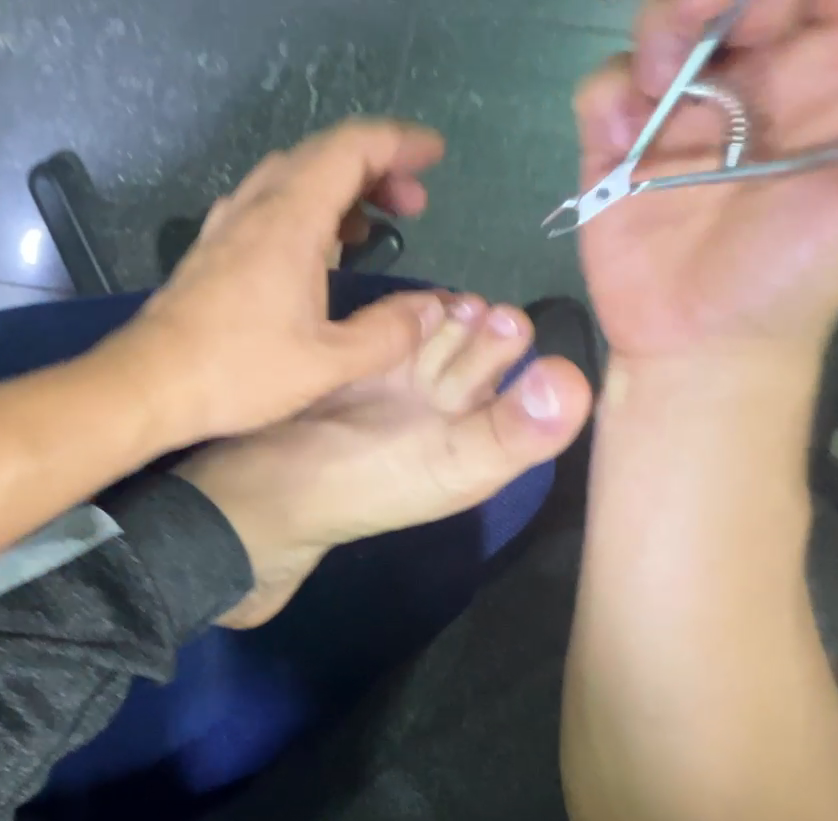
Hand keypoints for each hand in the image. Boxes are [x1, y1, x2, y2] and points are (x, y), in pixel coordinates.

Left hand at [104, 119, 454, 442]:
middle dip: (374, 167)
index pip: (353, 147)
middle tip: (410, 204)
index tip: (434, 158)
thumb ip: (386, 335)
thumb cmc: (236, 372)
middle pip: (322, 155)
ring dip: (335, 188)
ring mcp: (225, 227)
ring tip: (366, 228)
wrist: (148, 384)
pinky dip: (299, 209)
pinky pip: (263, 206)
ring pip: (289, 178)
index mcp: (291, 218)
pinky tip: (308, 254)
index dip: (400, 143)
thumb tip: (431, 310)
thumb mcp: (325, 364)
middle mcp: (256, 207)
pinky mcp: (207, 252)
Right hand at [177, 294, 591, 626]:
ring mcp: (406, 380)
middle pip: (487, 344)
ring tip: (421, 323)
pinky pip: (399, 324)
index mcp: (481, 440)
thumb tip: (574, 375)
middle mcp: (451, 409)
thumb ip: (513, 432)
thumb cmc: (358, 487)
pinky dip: (404, 314)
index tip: (497, 337)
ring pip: (445, 327)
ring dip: (440, 317)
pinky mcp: (365, 361)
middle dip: (478, 330)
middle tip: (457, 329)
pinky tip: (394, 317)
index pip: (530, 383)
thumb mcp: (446, 471)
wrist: (263, 490)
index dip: (520, 356)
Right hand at [574, 0, 837, 366]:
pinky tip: (622, 142)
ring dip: (659, 30)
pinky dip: (607, 100)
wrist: (701, 346)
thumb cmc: (802, 276)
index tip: (784, 10)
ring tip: (660, 82)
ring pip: (664, 21)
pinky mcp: (619, 146)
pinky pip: (605, 89)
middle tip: (713, 21)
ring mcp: (684, 108)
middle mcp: (764, 71)